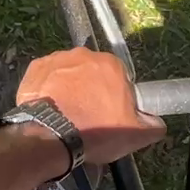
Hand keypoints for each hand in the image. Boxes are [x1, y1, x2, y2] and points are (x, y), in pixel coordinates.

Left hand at [17, 48, 166, 164]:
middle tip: (88, 112)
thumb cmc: (96, 131)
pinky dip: (48, 87)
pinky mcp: (34, 67)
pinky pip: (46, 76)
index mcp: (110, 64)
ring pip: (68, 72)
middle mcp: (82, 54)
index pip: (118, 75)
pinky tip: (50, 106)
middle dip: (91, 87)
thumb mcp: (136, 134)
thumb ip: (152, 123)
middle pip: (91, 71)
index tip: (109, 110)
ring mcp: (56, 59)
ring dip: (69, 86)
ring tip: (67, 111)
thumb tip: (154, 120)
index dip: (115, 94)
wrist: (51, 135)